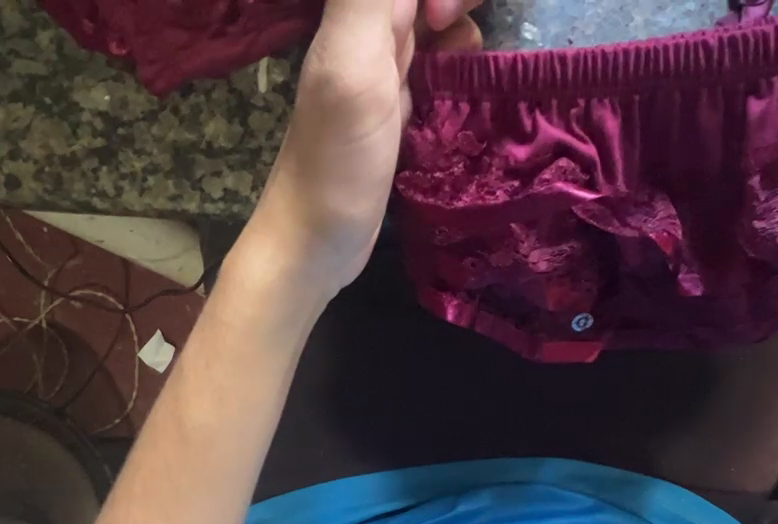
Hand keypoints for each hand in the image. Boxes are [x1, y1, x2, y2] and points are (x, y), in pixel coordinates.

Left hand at [243, 0, 480, 303]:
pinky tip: (455, 99)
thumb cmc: (334, 163)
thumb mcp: (353, 66)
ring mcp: (383, 75)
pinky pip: (435, 69)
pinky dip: (453, 73)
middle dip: (456, 3)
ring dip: (461, 34)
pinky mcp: (395, 115)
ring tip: (458, 73)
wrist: (316, 244)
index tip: (446, 16)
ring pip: (435, 23)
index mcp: (357, 12)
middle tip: (454, 38)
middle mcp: (369, 32)